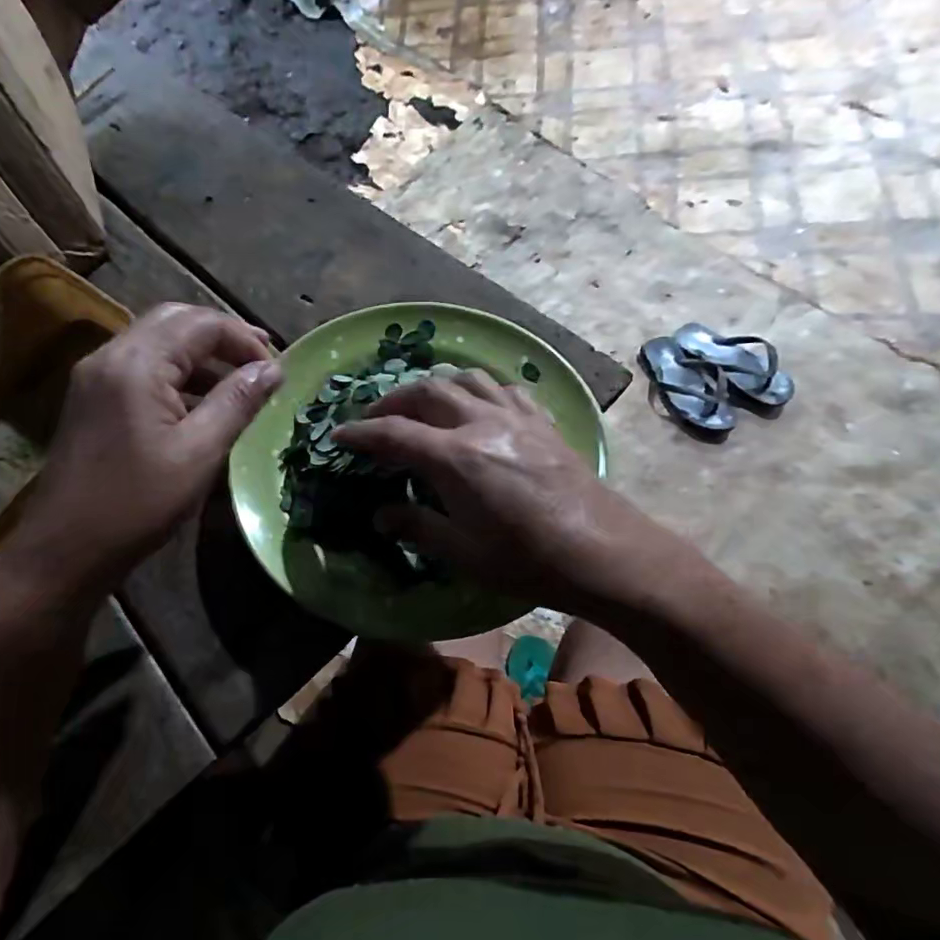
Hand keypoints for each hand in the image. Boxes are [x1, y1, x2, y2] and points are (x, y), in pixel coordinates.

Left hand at [10, 303, 281, 580]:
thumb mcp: (198, 454)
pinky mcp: (93, 400)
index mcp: (136, 364)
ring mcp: (96, 377)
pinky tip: (203, 403)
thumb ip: (236, 403)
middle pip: (174, 321)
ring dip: (200, 355)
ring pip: (157, 342)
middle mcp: (110, 357)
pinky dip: (178, 375)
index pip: (199, 323)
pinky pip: (142, 368)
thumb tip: (273, 369)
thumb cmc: (137, 504)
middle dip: (222, 337)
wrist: (65, 549)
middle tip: (262, 362)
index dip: (244, 338)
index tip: (276, 370)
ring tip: (241, 381)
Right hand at [332, 370, 674, 612]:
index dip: (360, 433)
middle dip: (392, 401)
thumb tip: (381, 515)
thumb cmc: (526, 560)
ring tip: (422, 405)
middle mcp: (481, 424)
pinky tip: (478, 406)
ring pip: (466, 379)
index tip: (337, 436)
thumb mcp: (462, 552)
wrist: (601, 551)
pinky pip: (504, 389)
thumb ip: (417, 527)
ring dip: (435, 386)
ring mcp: (515, 418)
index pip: (393, 433)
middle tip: (375, 420)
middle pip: (426, 392)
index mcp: (455, 458)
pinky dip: (479, 390)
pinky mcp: (542, 422)